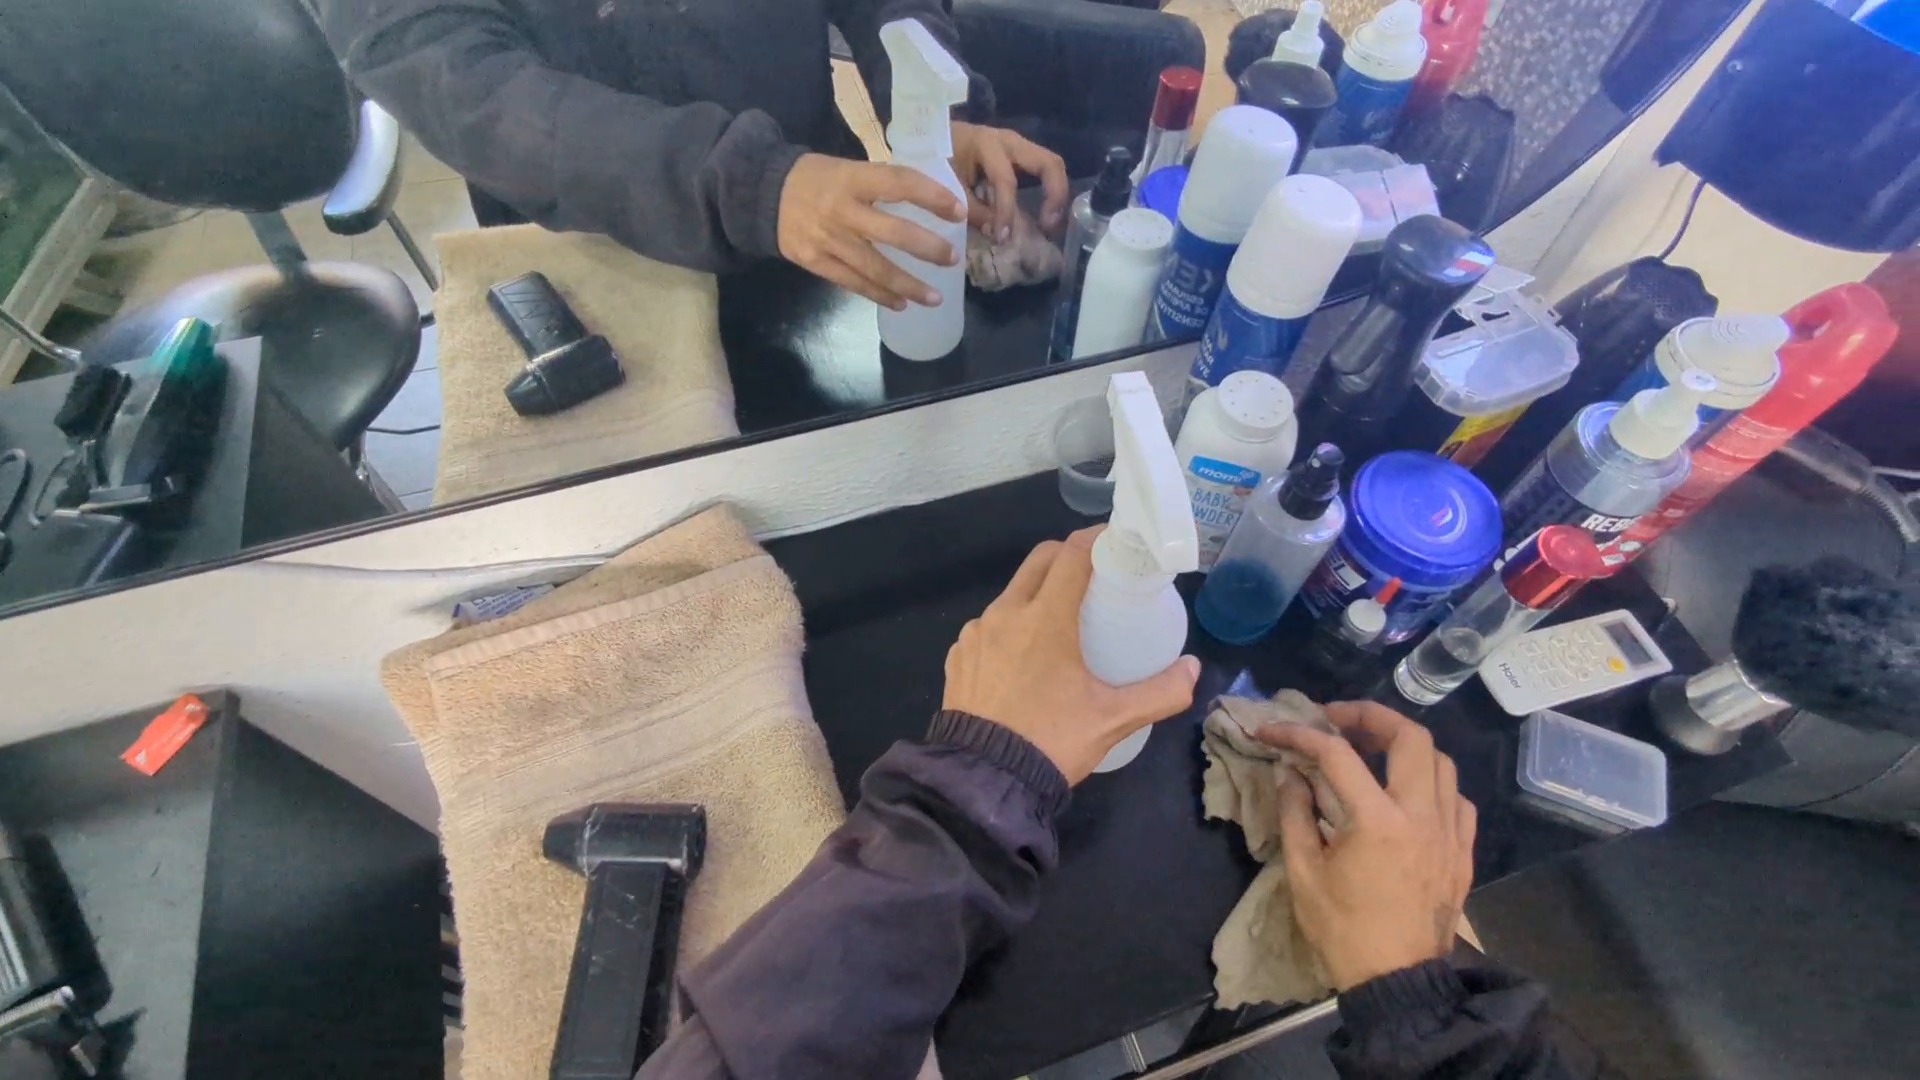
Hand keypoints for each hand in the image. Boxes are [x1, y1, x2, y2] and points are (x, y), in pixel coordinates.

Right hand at [776, 152, 965, 309]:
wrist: (760, 194)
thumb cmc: (814, 179)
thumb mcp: (845, 168)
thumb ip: (878, 184)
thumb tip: (926, 202)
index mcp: (851, 178)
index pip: (899, 183)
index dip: (931, 197)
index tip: (958, 211)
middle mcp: (841, 210)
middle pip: (892, 232)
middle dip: (927, 248)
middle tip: (953, 260)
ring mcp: (827, 240)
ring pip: (875, 268)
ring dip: (909, 285)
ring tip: (935, 298)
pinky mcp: (815, 262)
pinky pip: (854, 284)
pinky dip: (880, 295)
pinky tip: (901, 304)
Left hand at [943, 527, 1199, 783]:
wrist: (984, 780)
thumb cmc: (1052, 741)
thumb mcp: (1113, 719)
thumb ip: (1160, 692)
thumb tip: (1192, 669)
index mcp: (1045, 618)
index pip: (1072, 555)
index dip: (1095, 539)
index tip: (1115, 541)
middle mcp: (1005, 613)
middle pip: (1039, 561)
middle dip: (1066, 556)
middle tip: (1093, 574)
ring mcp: (975, 633)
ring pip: (1010, 595)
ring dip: (1036, 594)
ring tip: (1058, 621)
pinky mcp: (958, 655)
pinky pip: (987, 626)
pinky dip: (1009, 627)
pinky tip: (1022, 658)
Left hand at [950, 122, 1070, 241]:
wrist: (933, 136)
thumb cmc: (939, 158)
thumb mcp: (950, 185)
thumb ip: (972, 209)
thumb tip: (995, 231)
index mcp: (987, 144)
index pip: (1006, 181)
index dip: (1006, 212)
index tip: (1002, 237)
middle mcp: (1010, 142)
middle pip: (1048, 163)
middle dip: (1054, 195)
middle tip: (1049, 225)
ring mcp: (1017, 146)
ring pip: (1050, 165)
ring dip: (1054, 194)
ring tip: (1049, 221)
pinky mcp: (1018, 155)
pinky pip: (1041, 171)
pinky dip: (1046, 191)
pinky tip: (1041, 213)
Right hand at [1256, 701, 1476, 990]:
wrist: (1396, 981)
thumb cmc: (1342, 927)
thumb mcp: (1302, 869)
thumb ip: (1294, 811)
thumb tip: (1289, 772)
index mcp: (1377, 821)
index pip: (1335, 754)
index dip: (1297, 734)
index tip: (1270, 730)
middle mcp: (1422, 817)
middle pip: (1411, 738)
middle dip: (1369, 716)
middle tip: (1334, 720)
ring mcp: (1450, 834)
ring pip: (1441, 762)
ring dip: (1402, 745)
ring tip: (1368, 748)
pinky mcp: (1462, 853)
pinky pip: (1457, 798)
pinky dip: (1430, 781)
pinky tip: (1404, 791)